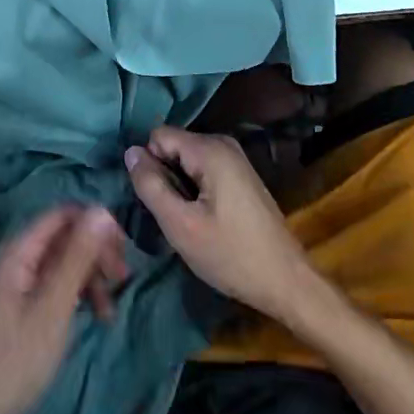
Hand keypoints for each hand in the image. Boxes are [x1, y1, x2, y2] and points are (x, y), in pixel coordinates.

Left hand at [0, 206, 129, 413]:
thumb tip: (102, 209)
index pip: (62, 214)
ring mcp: (23, 286)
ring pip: (67, 263)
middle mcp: (19, 262)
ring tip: (112, 303)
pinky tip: (100, 315)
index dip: (93, 222)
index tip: (122, 244)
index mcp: (18, 253)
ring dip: (94, 277)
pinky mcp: (29, 309)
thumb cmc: (20, 359)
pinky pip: (62, 286)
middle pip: (67, 238)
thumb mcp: (54, 306)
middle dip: (97, 252)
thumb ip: (78, 256)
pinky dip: (83, 295)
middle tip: (123, 274)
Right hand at [124, 126, 313, 320]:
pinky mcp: (240, 175)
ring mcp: (235, 158)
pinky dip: (194, 190)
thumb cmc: (230, 254)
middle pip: (175, 146)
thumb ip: (152, 186)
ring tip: (185, 220)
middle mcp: (224, 143)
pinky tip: (202, 219)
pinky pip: (203, 170)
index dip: (149, 165)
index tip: (155, 200)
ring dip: (178, 186)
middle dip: (164, 176)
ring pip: (187, 160)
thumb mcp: (180, 225)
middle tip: (171, 215)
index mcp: (211, 149)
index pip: (160, 136)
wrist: (283, 278)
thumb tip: (130, 152)